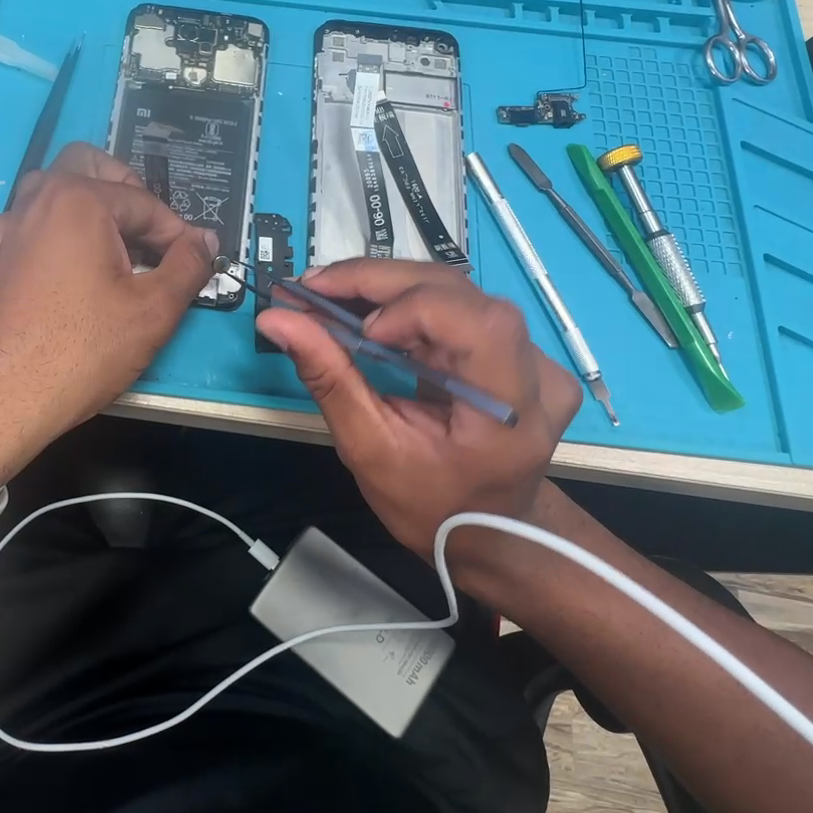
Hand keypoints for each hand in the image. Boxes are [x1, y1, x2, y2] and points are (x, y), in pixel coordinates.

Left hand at [0, 144, 216, 500]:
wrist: (0, 398)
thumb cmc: (80, 350)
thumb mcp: (152, 310)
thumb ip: (187, 267)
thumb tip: (204, 241)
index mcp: (78, 199)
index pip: (145, 202)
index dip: (177, 233)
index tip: (195, 260)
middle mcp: (37, 200)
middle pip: (89, 167)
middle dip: (128, 191)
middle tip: (152, 235)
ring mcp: (10, 228)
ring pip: (54, 190)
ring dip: (89, 205)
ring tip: (117, 248)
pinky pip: (30, 224)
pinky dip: (56, 231)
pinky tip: (70, 266)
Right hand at [256, 259, 580, 561]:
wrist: (486, 531)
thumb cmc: (429, 503)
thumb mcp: (369, 449)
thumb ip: (328, 378)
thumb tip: (276, 318)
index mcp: (510, 412)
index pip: (479, 324)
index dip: (413, 308)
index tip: (356, 328)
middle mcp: (536, 372)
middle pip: (460, 292)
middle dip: (380, 282)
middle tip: (314, 287)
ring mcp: (534, 357)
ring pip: (456, 291)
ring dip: (387, 288)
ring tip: (330, 296)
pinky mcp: (517, 349)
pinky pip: (457, 306)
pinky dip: (405, 302)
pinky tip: (367, 311)